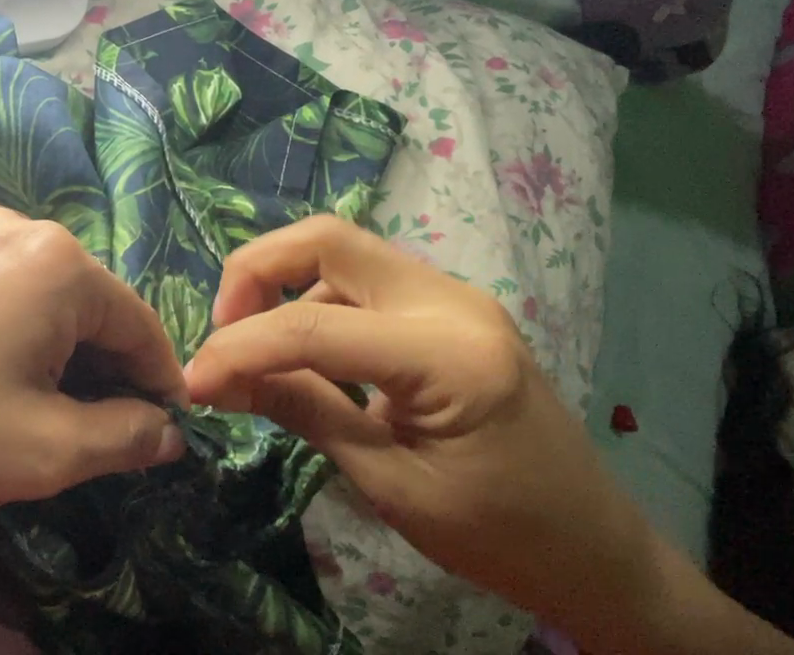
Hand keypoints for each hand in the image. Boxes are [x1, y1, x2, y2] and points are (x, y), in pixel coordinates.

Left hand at [0, 201, 187, 515]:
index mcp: (56, 260)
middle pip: (87, 300)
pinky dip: (7, 318)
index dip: (158, 383)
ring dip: (53, 340)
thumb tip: (168, 429)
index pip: (139, 323)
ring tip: (32, 398)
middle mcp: (14, 222)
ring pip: (39, 287)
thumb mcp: (46, 452)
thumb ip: (126, 437)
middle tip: (88, 427)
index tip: (161, 432)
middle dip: (100, 363)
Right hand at [184, 217, 658, 636]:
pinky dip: (314, 298)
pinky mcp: (448, 308)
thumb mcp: (389, 484)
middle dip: (255, 272)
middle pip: (326, 238)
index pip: (313, 324)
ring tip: (253, 347)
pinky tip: (302, 350)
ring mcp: (454, 297)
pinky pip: (363, 278)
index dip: (239, 346)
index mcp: (448, 355)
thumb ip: (302, 411)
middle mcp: (451, 301)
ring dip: (282, 283)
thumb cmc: (501, 537)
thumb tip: (217, 378)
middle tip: (222, 330)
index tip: (192, 380)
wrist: (600, 554)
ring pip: (340, 249)